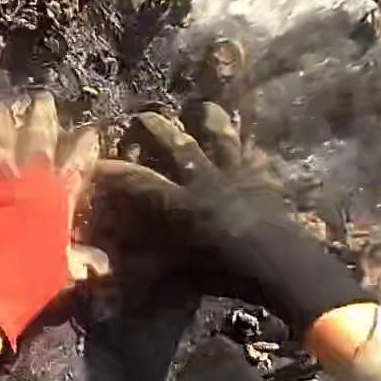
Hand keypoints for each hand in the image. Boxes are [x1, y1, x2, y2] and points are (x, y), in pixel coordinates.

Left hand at [0, 91, 104, 348]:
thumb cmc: (40, 278)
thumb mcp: (70, 269)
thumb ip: (84, 261)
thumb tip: (103, 268)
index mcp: (61, 195)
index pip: (79, 162)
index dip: (85, 145)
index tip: (89, 130)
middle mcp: (31, 180)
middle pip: (38, 138)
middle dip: (42, 116)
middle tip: (41, 98)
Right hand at [92, 104, 365, 335]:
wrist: (286, 267)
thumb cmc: (226, 272)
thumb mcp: (180, 273)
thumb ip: (150, 264)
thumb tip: (119, 272)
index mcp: (180, 203)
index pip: (137, 180)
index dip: (113, 171)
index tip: (94, 162)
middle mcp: (204, 180)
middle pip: (176, 144)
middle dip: (155, 127)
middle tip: (141, 117)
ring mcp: (236, 175)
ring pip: (220, 136)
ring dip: (209, 119)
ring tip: (202, 107)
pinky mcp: (263, 180)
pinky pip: (255, 157)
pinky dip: (250, 150)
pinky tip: (250, 146)